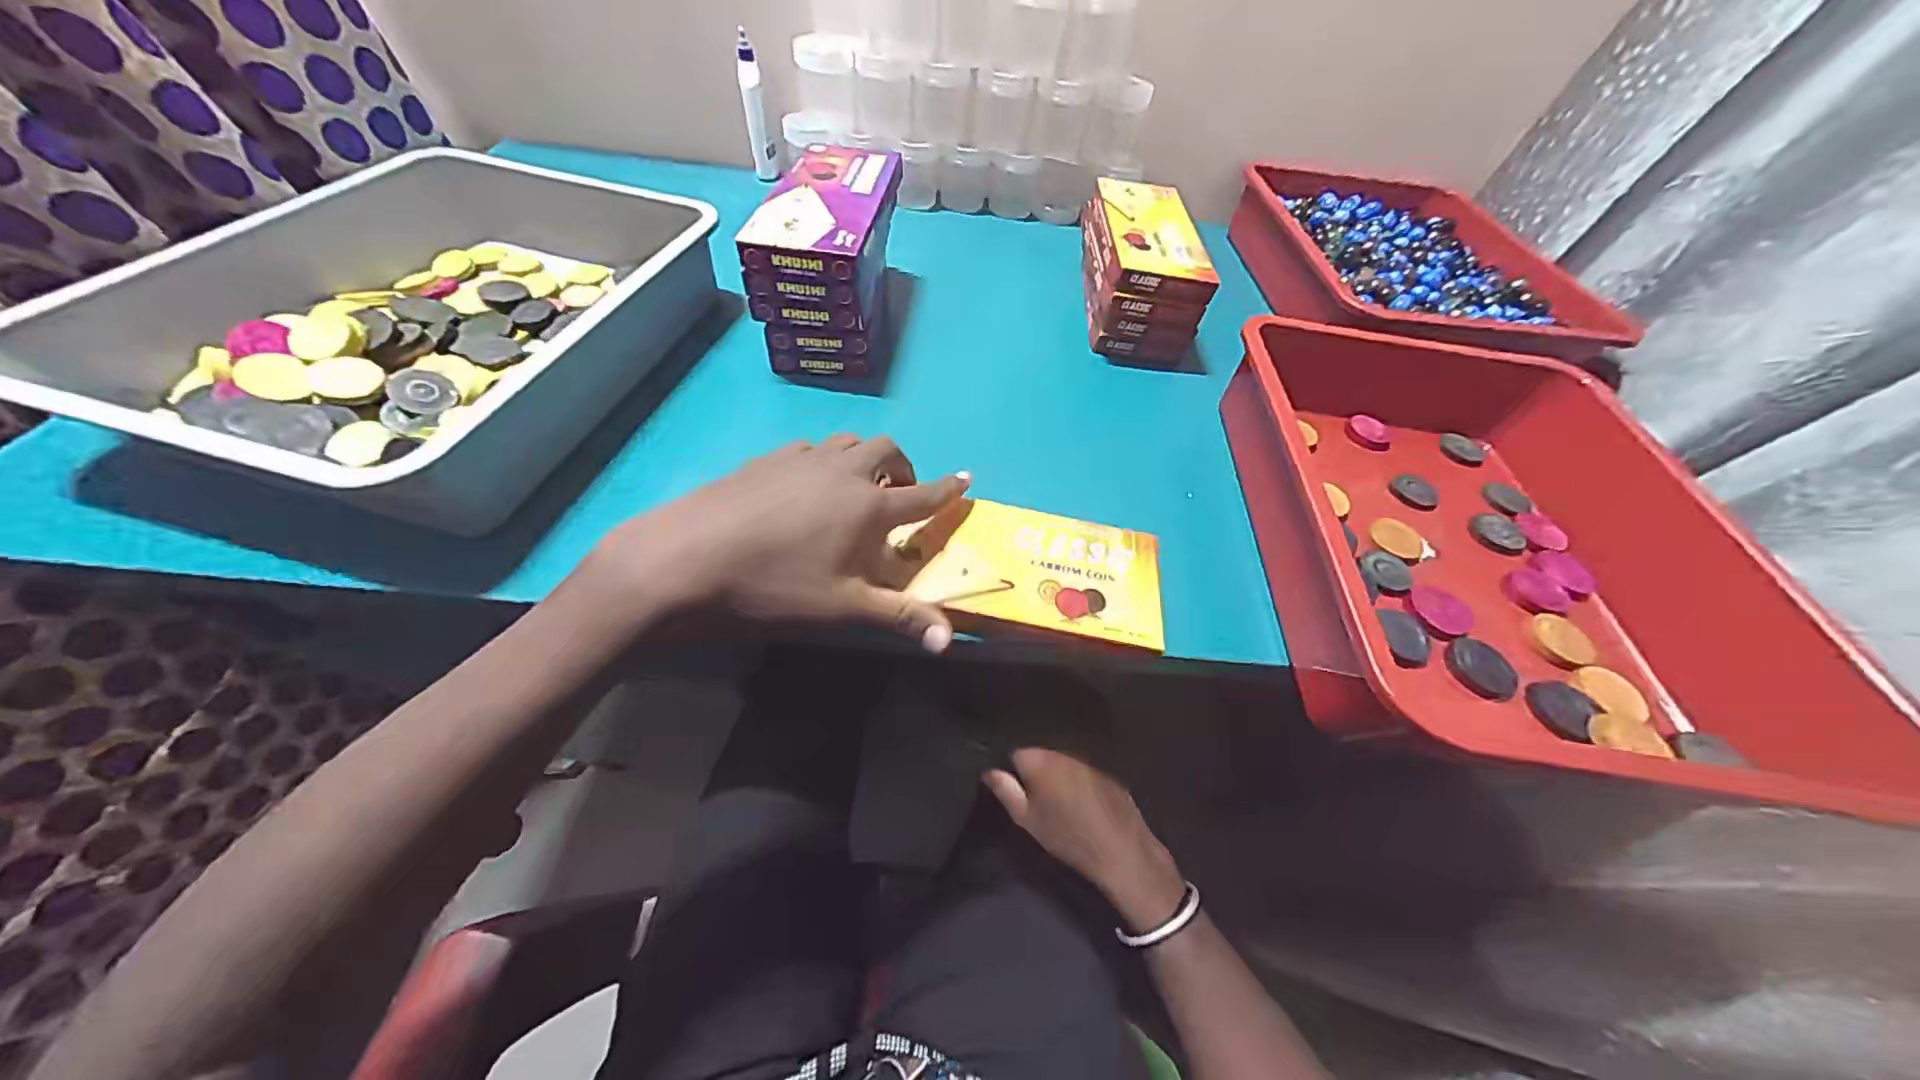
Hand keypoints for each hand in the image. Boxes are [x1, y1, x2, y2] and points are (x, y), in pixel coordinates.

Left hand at [575, 435, 968, 651]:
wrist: (686, 556)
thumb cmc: (773, 585)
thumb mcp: (841, 606)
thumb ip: (898, 616)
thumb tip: (948, 641)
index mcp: (867, 505)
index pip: (922, 494)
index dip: (948, 489)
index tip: (966, 478)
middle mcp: (841, 471)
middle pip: (887, 450)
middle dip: (905, 467)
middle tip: (902, 492)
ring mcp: (801, 459)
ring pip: (847, 442)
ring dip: (864, 458)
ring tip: (857, 486)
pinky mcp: (765, 459)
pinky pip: (810, 449)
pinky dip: (825, 461)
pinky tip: (806, 485)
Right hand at [984, 748, 1186, 932]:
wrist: (1121, 851)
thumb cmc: (1067, 837)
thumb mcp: (1028, 820)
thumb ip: (1006, 792)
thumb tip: (990, 772)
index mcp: (1042, 762)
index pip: (1017, 754)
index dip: (1014, 773)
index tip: (1019, 794)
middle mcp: (1065, 755)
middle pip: (1042, 757)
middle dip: (1037, 775)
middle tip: (1039, 804)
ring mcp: (1090, 764)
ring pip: (1065, 766)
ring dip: (1060, 779)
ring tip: (1062, 808)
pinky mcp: (1108, 776)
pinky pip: (1085, 775)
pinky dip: (1081, 786)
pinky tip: (1085, 809)